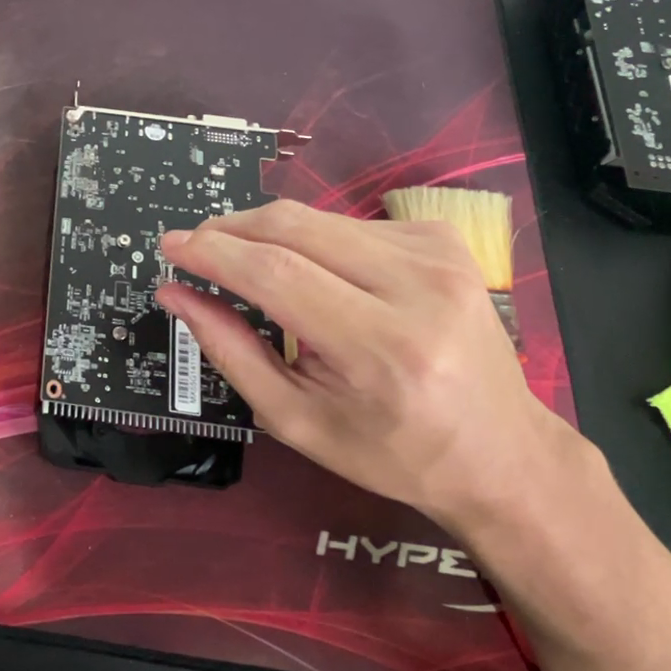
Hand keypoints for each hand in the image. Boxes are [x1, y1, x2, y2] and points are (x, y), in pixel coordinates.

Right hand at [155, 200, 576, 527]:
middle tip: (193, 246)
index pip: (276, 274)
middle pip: (293, 228)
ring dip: (265, 234)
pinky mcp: (443, 240)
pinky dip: (310, 239)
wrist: (501, 451)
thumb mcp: (296, 419)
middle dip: (229, 230)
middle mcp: (419, 288)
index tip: (169, 246)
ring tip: (243, 264)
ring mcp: (438, 256)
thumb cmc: (391, 450)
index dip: (212, 254)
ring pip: (315, 219)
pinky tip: (311, 272)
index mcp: (384, 349)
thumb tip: (174, 293)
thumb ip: (230, 350)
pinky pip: (346, 223)